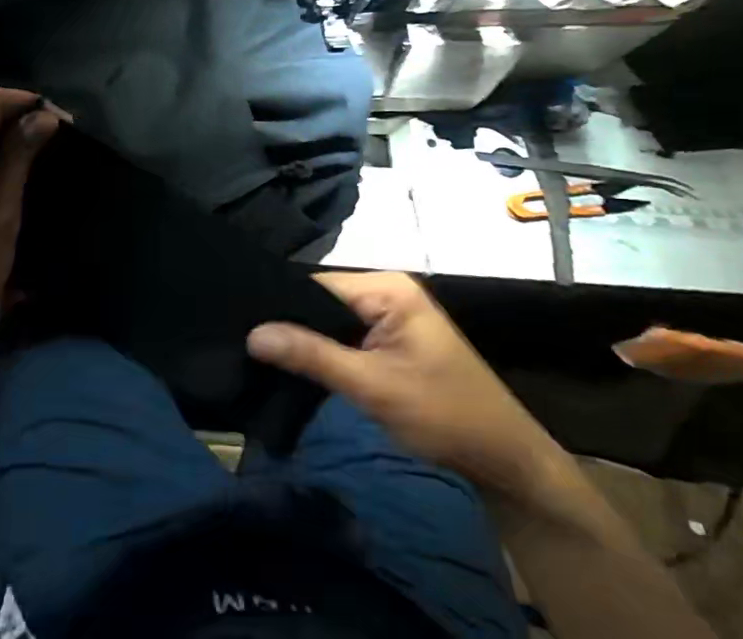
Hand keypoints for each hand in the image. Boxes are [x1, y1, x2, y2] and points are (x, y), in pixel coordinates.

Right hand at [246, 272, 544, 485]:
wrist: (502, 457)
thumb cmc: (443, 415)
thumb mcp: (372, 385)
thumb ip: (312, 355)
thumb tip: (253, 333)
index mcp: (388, 288)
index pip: (317, 284)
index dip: (280, 304)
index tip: (240, 325)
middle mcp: (388, 291)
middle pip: (322, 300)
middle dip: (290, 323)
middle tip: (243, 344)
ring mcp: (391, 315)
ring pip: (331, 319)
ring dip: (305, 340)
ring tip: (257, 354)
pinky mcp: (390, 338)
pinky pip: (345, 335)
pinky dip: (324, 351)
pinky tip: (295, 364)